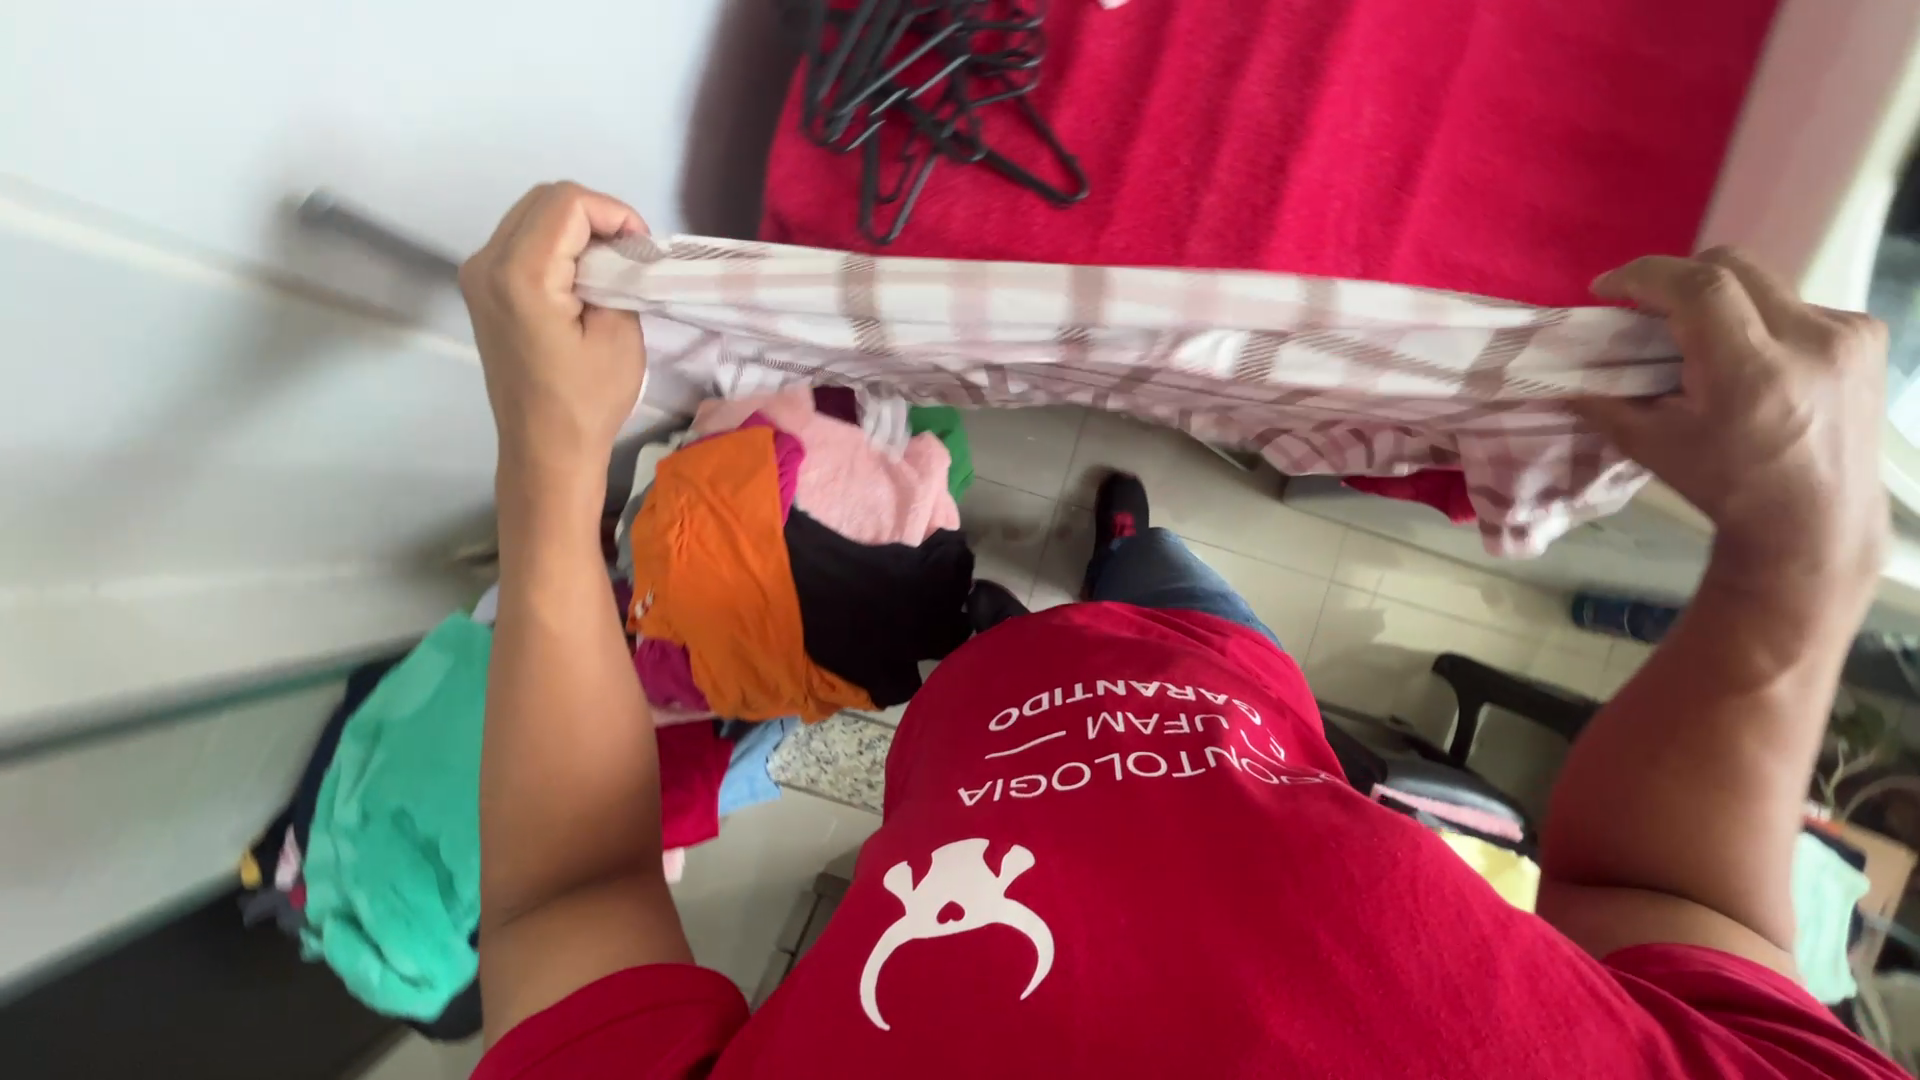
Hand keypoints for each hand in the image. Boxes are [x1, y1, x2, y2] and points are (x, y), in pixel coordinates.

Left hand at [461, 182, 646, 479]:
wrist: (545, 447)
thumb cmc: (588, 400)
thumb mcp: (620, 336)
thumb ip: (618, 278)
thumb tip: (618, 251)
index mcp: (520, 274)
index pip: (568, 203)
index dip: (614, 213)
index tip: (642, 249)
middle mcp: (486, 262)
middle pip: (545, 199)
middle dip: (596, 216)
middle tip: (630, 255)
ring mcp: (478, 275)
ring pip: (531, 215)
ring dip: (576, 229)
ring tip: (611, 268)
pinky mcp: (483, 290)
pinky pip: (521, 241)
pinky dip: (557, 245)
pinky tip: (583, 279)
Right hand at [1580, 247, 1890, 580]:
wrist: (1813, 516)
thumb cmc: (1723, 484)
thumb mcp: (1648, 444)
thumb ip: (1604, 401)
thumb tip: (1564, 373)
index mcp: (1752, 368)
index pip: (1699, 287)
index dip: (1644, 276)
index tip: (1605, 288)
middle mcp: (1811, 336)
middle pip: (1733, 267)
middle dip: (1675, 278)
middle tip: (1640, 306)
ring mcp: (1847, 331)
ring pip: (1761, 284)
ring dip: (1714, 300)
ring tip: (1690, 340)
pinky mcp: (1865, 334)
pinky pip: (1792, 305)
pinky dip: (1751, 319)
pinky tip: (1740, 357)